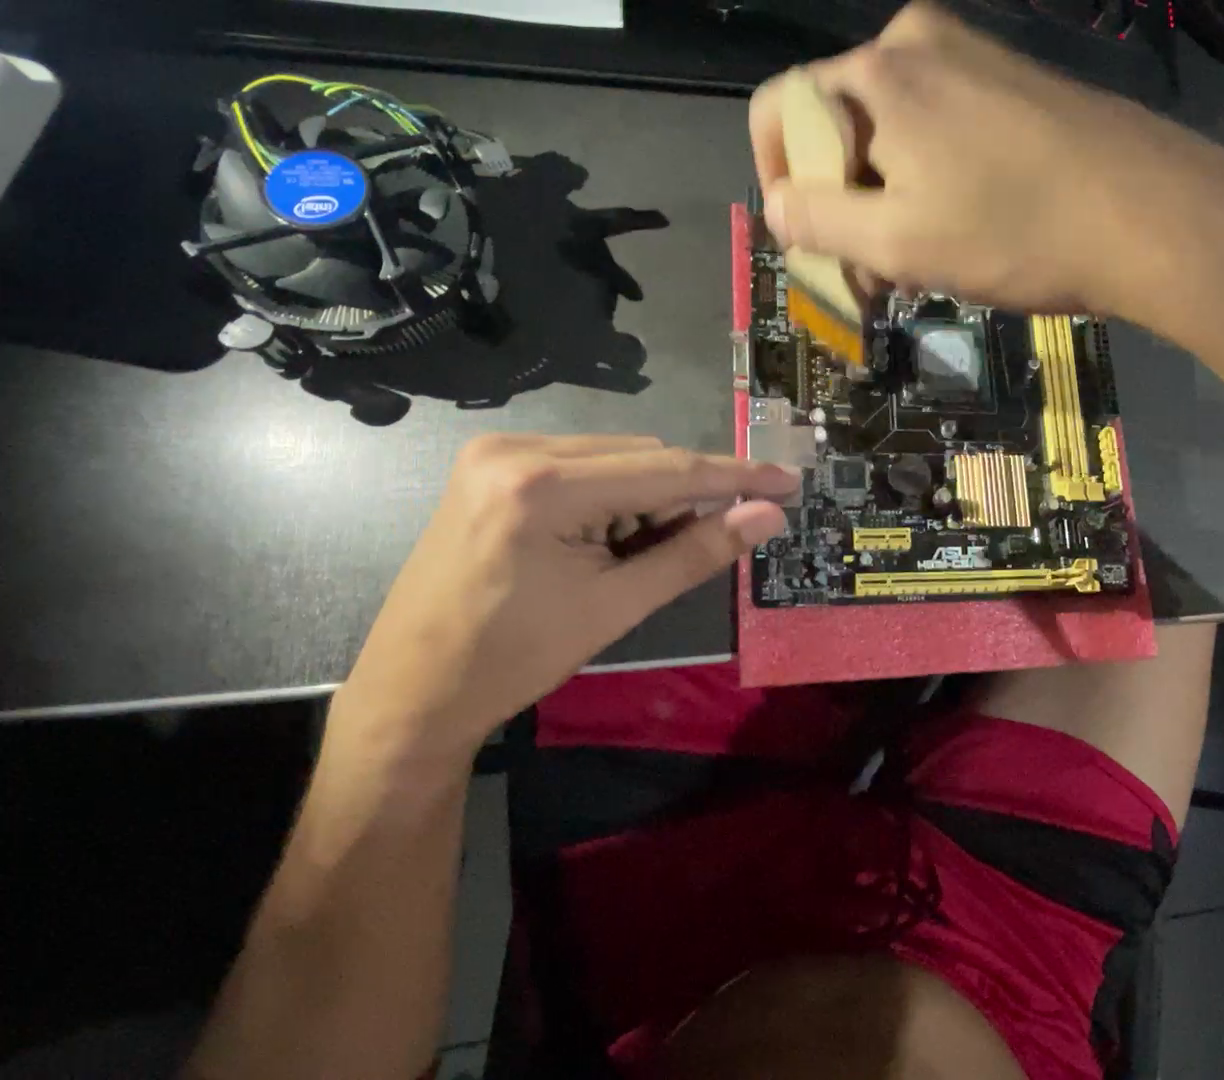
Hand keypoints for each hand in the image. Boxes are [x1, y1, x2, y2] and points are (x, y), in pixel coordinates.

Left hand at [332, 435, 795, 753]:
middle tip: (696, 548)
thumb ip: (696, 552)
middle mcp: (517, 449)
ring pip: (615, 458)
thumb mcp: (617, 606)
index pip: (668, 470)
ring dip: (647, 498)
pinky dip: (612, 496)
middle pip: (643, 456)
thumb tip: (768, 517)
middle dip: (684, 498)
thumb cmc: (516, 657)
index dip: (737, 477)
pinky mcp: (490, 467)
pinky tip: (604, 540)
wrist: (415, 689)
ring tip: (632, 558)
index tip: (790, 482)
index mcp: (545, 485)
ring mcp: (496, 453)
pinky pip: (581, 465)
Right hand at [748, 1, 1223, 331]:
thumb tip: (777, 204)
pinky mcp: (1014, 82)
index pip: (779, 110)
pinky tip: (968, 227)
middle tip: (875, 276)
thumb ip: (818, 223)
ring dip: (890, 200)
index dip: (777, 183)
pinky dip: (934, 178)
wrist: (1149, 214)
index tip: (810, 246)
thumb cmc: (1014, 232)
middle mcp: (917, 42)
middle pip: (839, 125)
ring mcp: (973, 55)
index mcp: (876, 72)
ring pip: (893, 131)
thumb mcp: (899, 243)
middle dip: (843, 205)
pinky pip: (942, 127)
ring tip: (926, 261)